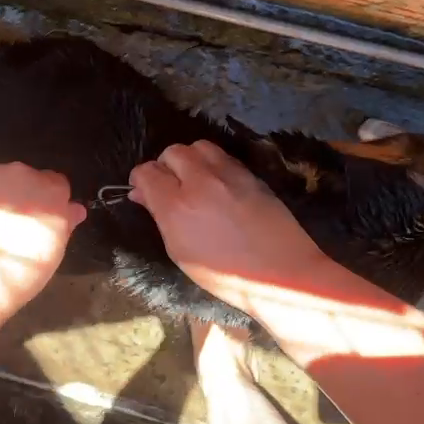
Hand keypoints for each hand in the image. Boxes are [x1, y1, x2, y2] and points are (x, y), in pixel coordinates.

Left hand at [0, 163, 86, 315]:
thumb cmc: (13, 278)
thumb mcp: (49, 257)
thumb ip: (63, 225)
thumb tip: (74, 209)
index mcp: (49, 192)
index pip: (56, 185)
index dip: (48, 203)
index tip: (37, 222)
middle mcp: (18, 173)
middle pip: (23, 178)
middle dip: (18, 196)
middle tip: (6, 229)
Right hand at [129, 141, 339, 310]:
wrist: (283, 276)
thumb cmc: (225, 275)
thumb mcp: (181, 252)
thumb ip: (160, 216)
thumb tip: (143, 193)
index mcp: (177, 206)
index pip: (146, 172)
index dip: (140, 180)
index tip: (143, 191)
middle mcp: (201, 182)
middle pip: (172, 152)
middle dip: (165, 166)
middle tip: (169, 187)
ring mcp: (229, 175)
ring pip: (198, 147)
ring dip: (190, 159)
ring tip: (194, 180)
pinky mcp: (251, 175)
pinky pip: (222, 156)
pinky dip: (212, 164)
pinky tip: (217, 185)